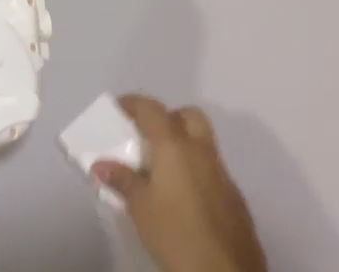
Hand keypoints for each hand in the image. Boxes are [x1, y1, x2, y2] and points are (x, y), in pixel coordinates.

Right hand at [94, 96, 266, 271]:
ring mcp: (224, 177)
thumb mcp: (139, 207)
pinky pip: (213, 172)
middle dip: (169, 118)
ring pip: (204, 145)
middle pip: (189, 117)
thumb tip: (102, 165)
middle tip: (148, 138)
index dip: (133, 103)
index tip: (118, 110)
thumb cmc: (176, 233)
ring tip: (161, 172)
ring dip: (184, 147)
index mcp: (175, 147)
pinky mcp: (236, 202)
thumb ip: (122, 180)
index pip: (153, 109)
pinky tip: (183, 200)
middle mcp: (202, 153)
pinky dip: (196, 173)